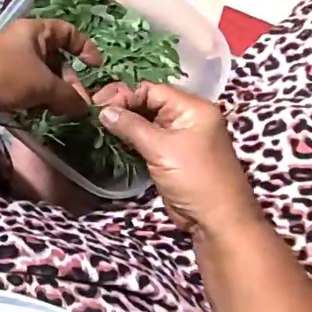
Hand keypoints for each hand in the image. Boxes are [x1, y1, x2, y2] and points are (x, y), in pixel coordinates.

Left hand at [0, 18, 100, 120]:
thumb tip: (84, 108)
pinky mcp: (0, 82)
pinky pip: (28, 88)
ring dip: (55, 93)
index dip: (85, 47)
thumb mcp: (44, 85)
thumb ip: (69, 96)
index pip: (67, 31)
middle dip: (71, 81)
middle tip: (78, 104)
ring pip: (42, 76)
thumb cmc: (5, 77)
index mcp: (34, 31)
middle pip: (56, 58)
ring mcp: (10, 62)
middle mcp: (22, 43)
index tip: (96, 68)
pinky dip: (38, 99)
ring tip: (64, 112)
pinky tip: (44, 114)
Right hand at [94, 82, 260, 227]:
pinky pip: (146, 137)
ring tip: (98, 123)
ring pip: (144, 119)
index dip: (123, 94)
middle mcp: (186, 117)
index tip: (97, 104)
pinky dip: (129, 136)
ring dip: (123, 121)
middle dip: (121, 106)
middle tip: (94, 113)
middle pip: (147, 102)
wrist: (217, 221)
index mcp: (192, 108)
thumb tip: (103, 110)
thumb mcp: (161, 149)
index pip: (151, 90)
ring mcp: (178, 136)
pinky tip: (111, 136)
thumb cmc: (195, 179)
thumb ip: (131, 126)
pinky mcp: (170, 153)